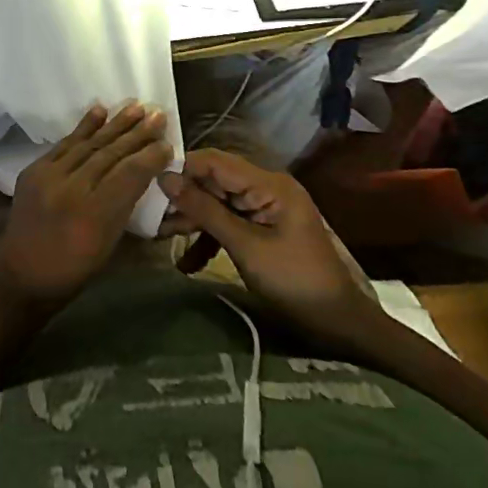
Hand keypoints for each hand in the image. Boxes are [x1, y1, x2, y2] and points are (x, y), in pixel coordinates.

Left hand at [0, 103, 171, 304]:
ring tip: (134, 107)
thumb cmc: (74, 268)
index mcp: (95, 216)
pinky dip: (82, 127)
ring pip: (87, 144)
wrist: (21, 271)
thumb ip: (126, 207)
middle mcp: (70, 190)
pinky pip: (63, 144)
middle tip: (157, 115)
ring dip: (112, 124)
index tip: (167, 142)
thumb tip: (146, 175)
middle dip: (136, 134)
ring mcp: (48, 177)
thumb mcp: (109, 245)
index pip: (128, 175)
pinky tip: (98, 110)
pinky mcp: (33, 170)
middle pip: (109, 154)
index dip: (150, 157)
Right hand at [158, 149, 385, 349]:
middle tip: (151, 215)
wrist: (339, 326)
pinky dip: (206, 238)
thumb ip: (205, 210)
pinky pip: (225, 222)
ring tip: (160, 236)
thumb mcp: (245, 246)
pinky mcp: (260, 227)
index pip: (215, 161)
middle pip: (212, 181)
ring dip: (190, 219)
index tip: (148, 181)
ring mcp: (263, 208)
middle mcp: (265, 188)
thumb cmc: (295, 282)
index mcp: (269, 184)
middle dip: (182, 197)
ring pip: (215, 202)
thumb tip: (165, 178)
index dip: (182, 167)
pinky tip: (188, 263)